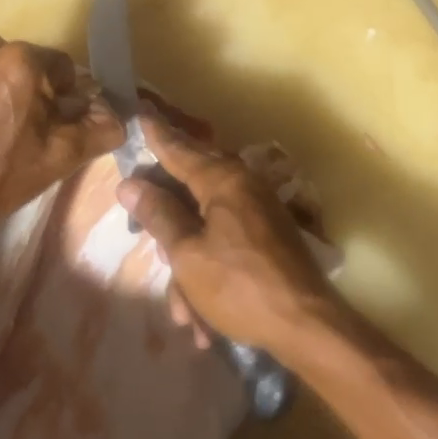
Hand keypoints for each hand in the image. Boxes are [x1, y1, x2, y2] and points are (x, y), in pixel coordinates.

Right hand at [116, 117, 342, 354]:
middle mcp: (243, 186)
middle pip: (190, 189)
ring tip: (184, 315)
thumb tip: (130, 183)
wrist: (307, 326)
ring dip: (188, 272)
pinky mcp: (266, 240)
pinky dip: (210, 280)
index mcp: (223, 179)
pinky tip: (203, 324)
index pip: (179, 149)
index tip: (140, 112)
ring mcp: (258, 213)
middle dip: (166, 225)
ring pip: (205, 230)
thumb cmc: (239, 285)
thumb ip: (158, 215)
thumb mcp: (187, 254)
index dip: (156, 135)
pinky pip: (225, 249)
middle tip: (145, 236)